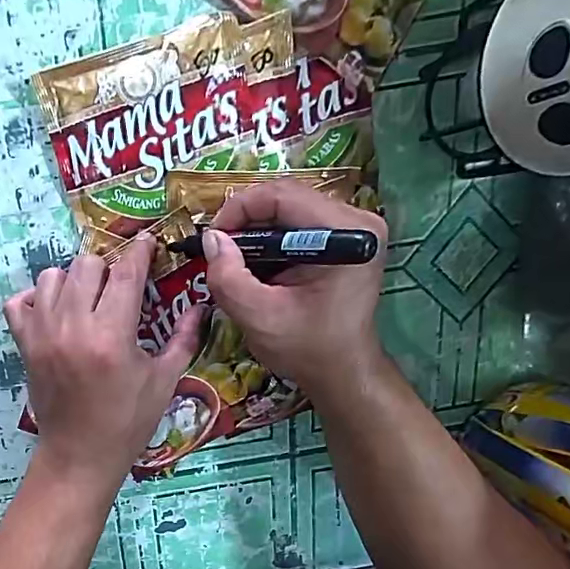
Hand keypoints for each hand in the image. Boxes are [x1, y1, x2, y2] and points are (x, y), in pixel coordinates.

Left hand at [6, 236, 204, 482]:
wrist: (80, 456)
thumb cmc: (128, 422)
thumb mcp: (163, 381)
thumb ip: (183, 339)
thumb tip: (201, 307)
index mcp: (112, 336)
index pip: (126, 274)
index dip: (140, 252)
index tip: (147, 244)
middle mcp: (74, 327)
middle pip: (86, 265)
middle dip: (107, 269)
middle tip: (118, 288)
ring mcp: (43, 334)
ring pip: (52, 276)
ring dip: (73, 280)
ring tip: (87, 300)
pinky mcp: (24, 346)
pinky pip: (19, 302)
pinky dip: (36, 299)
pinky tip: (55, 313)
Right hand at [203, 182, 389, 398]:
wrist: (343, 372)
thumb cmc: (307, 350)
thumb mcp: (260, 318)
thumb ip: (229, 278)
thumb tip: (211, 238)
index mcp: (347, 235)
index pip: (283, 196)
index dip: (240, 209)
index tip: (213, 238)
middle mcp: (359, 221)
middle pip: (289, 199)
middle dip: (248, 221)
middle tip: (221, 250)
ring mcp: (357, 229)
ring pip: (292, 210)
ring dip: (259, 231)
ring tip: (237, 260)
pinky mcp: (349, 239)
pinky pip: (302, 224)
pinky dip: (274, 240)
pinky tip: (260, 265)